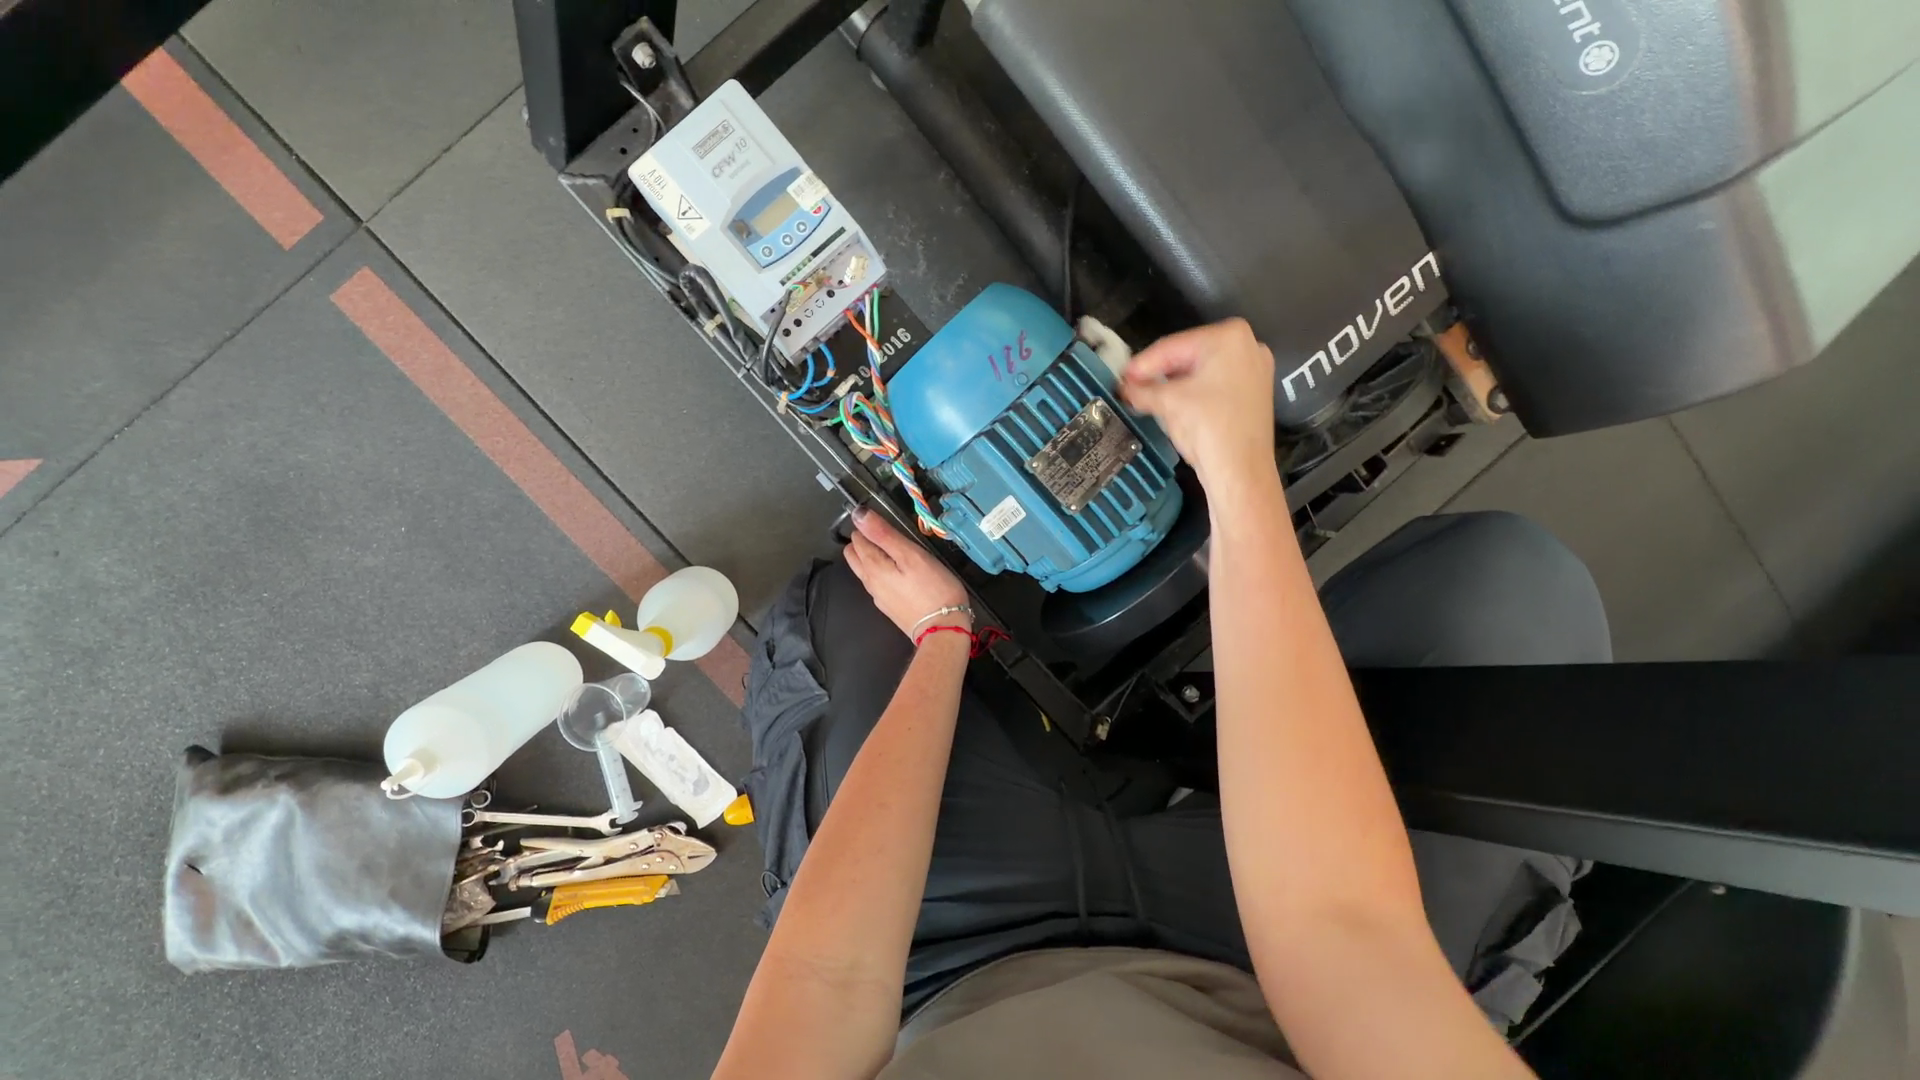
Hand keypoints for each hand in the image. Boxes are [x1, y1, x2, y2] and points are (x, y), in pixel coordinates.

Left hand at [845, 508, 968, 637]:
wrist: (944, 630)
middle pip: (855, 555)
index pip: (858, 537)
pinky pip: (877, 583)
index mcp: (872, 566)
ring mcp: (878, 597)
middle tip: (888, 534)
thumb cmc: (933, 589)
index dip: (868, 526)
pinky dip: (881, 573)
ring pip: (865, 570)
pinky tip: (898, 573)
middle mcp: (869, 582)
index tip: (885, 522)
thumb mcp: (911, 555)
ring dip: (872, 557)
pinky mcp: (889, 607)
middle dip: (864, 541)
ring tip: (894, 551)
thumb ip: (883, 534)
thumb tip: (859, 514)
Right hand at [1121, 318, 1276, 488]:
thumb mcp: (1167, 403)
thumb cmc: (1208, 427)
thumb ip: (1141, 389)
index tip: (1121, 376)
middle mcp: (1248, 345)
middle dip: (1158, 373)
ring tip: (1147, 397)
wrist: (1241, 472)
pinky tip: (1173, 404)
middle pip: (1188, 356)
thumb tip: (1123, 387)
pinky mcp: (1255, 392)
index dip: (1142, 364)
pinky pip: (1215, 384)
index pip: (1172, 346)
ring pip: (1201, 372)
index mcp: (1229, 336)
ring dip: (1173, 384)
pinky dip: (1193, 392)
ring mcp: (1255, 369)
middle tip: (1132, 387)